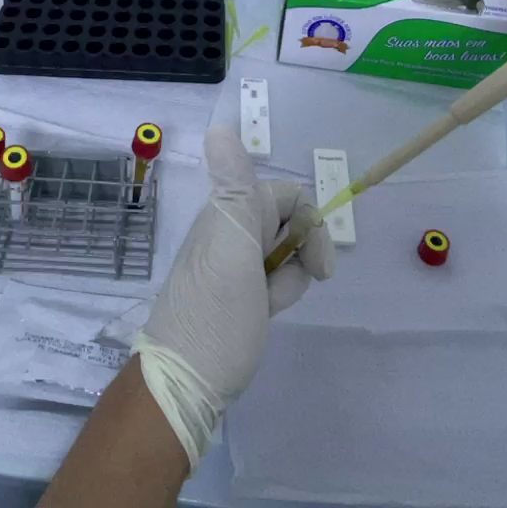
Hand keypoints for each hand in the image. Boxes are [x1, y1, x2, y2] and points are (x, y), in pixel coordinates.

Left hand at [132, 128, 333, 466]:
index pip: (287, 195)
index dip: (311, 222)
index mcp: (229, 213)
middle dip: (301, 254)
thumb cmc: (217, 316)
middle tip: (288, 287)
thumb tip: (218, 125)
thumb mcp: (232, 248)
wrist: (185, 383)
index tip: (320, 264)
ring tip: (267, 307)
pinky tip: (265, 317)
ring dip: (289, 279)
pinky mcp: (238, 294)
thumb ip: (233, 187)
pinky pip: (272, 281)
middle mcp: (229, 230)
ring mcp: (233, 264)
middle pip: (288, 223)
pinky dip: (278, 295)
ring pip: (283, 254)